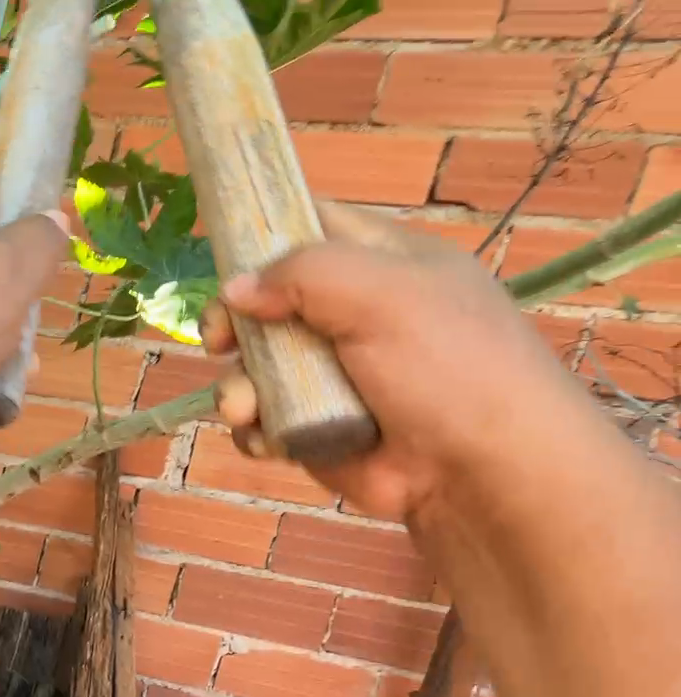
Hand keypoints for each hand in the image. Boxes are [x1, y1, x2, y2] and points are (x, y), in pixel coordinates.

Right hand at [207, 202, 585, 520]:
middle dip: (233, 323)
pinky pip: (257, 418)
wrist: (475, 471)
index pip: (314, 225)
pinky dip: (253, 430)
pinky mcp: (308, 424)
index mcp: (383, 266)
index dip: (264, 233)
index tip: (224, 260)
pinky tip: (269, 442)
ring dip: (237, 389)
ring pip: (251, 366)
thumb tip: (234, 289)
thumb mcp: (385, 296)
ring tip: (247, 410)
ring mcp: (327, 373)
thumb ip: (307, 274)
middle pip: (263, 301)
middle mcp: (349, 315)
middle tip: (220, 343)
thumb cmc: (446, 369)